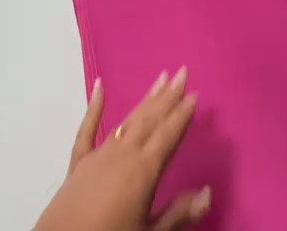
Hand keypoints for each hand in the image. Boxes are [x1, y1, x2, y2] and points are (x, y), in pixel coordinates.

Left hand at [33, 69, 210, 230]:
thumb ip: (178, 213)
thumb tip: (208, 192)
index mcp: (143, 170)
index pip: (168, 136)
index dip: (182, 115)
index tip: (194, 93)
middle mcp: (123, 153)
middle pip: (150, 119)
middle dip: (167, 96)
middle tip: (181, 71)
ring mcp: (99, 154)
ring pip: (127, 120)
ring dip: (145, 99)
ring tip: (160, 78)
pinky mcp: (78, 161)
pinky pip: (87, 129)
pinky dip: (94, 106)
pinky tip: (99, 86)